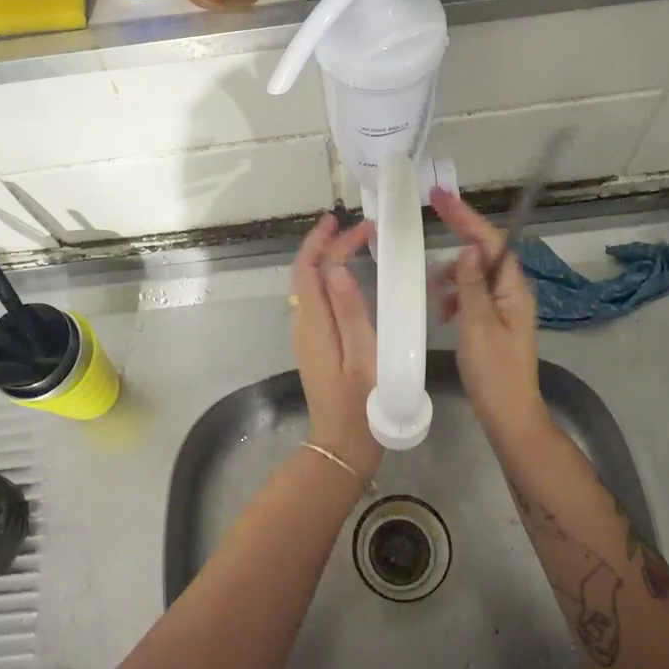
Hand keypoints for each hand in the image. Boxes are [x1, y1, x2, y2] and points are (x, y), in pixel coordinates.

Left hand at [290, 213, 383, 479]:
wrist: (343, 446)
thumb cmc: (361, 404)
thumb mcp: (363, 356)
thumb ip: (350, 312)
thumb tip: (337, 270)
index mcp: (315, 324)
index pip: (310, 269)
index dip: (323, 241)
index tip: (347, 222)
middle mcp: (304, 325)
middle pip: (306, 274)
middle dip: (326, 245)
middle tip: (358, 229)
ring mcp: (308, 337)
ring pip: (310, 287)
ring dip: (327, 260)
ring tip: (354, 243)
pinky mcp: (316, 346)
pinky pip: (317, 301)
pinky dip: (331, 280)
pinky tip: (350, 279)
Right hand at [431, 189, 547, 433]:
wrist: (509, 414)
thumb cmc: (494, 370)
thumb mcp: (477, 324)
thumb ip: (470, 284)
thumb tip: (468, 248)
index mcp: (513, 287)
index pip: (489, 240)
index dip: (465, 216)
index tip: (440, 197)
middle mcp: (513, 291)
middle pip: (484, 252)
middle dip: (458, 238)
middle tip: (430, 218)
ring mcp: (506, 308)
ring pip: (476, 274)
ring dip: (453, 274)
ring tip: (432, 288)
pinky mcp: (496, 324)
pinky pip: (474, 296)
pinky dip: (456, 296)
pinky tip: (443, 311)